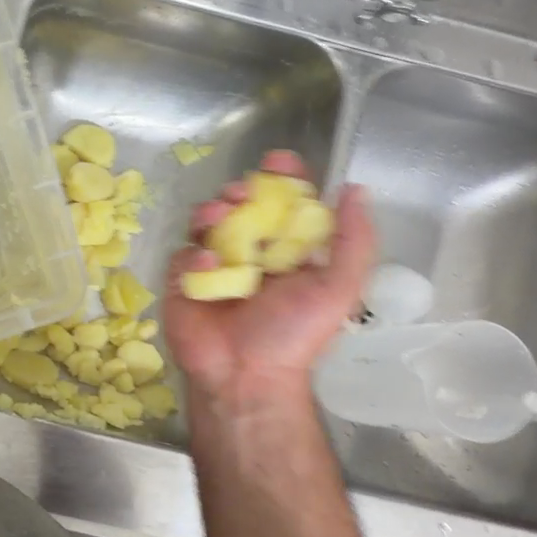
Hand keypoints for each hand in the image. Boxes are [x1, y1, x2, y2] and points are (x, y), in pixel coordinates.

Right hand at [163, 150, 376, 401]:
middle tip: (239, 195)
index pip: (284, 203)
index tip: (277, 161)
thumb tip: (354, 189)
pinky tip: (207, 267)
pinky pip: (182, 255)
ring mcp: (214, 266)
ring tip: (218, 218)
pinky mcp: (182, 282)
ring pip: (206, 223)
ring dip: (211, 213)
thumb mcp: (340, 287)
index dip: (281, 178)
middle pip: (239, 206)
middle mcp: (250, 253)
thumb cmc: (295, 334)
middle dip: (238, 192)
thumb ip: (353, 239)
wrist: (246, 375)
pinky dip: (193, 255)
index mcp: (287, 251)